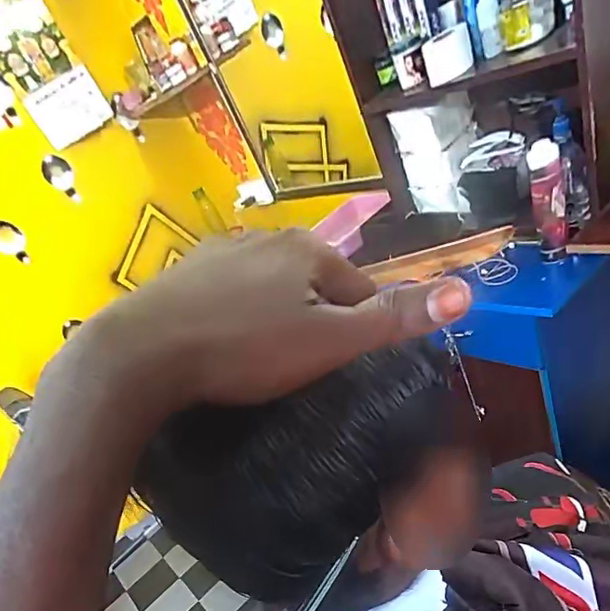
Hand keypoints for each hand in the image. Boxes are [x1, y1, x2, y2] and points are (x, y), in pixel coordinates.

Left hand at [66, 229, 471, 413]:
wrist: (145, 353)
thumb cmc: (246, 350)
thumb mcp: (328, 341)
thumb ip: (392, 319)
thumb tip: (464, 292)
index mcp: (310, 250)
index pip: (361, 289)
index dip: (361, 330)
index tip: (345, 369)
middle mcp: (268, 237)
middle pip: (316, 286)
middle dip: (318, 322)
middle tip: (302, 373)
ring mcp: (222, 252)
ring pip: (272, 288)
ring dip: (278, 318)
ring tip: (264, 363)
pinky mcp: (186, 273)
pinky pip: (231, 295)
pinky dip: (238, 317)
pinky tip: (225, 344)